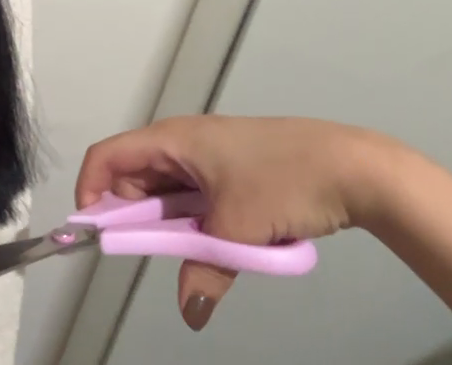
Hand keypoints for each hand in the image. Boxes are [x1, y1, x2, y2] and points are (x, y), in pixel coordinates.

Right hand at [76, 115, 403, 330]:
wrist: (359, 168)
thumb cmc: (287, 179)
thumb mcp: (241, 227)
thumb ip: (206, 269)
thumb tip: (189, 312)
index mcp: (170, 139)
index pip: (107, 157)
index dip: (92, 190)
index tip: (96, 231)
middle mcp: (181, 141)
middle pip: (134, 176)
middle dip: (136, 215)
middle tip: (152, 251)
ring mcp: (208, 154)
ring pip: (168, 190)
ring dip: (171, 221)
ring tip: (193, 250)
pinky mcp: (233, 168)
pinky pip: (195, 194)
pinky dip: (196, 219)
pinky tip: (220, 240)